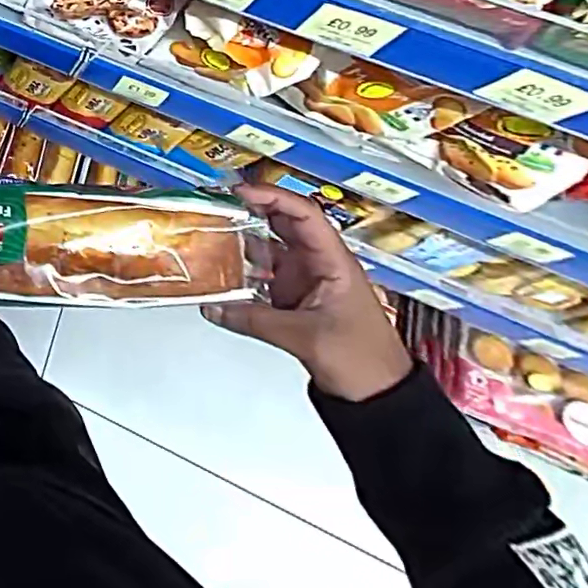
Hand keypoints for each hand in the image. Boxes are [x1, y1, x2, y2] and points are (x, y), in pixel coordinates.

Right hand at [202, 183, 412, 401]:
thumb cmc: (363, 360)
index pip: (304, 215)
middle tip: (215, 201)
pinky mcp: (290, 293)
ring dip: (240, 235)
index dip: (272, 197)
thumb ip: (253, 319)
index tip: (238, 192)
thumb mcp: (304, 337)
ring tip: (209, 228)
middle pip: (282, 222)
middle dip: (250, 207)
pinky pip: (259, 269)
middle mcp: (317, 263)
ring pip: (267, 244)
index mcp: (333, 263)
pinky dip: (238, 263)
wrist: (378, 395)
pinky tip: (217, 265)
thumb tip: (212, 307)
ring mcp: (303, 277)